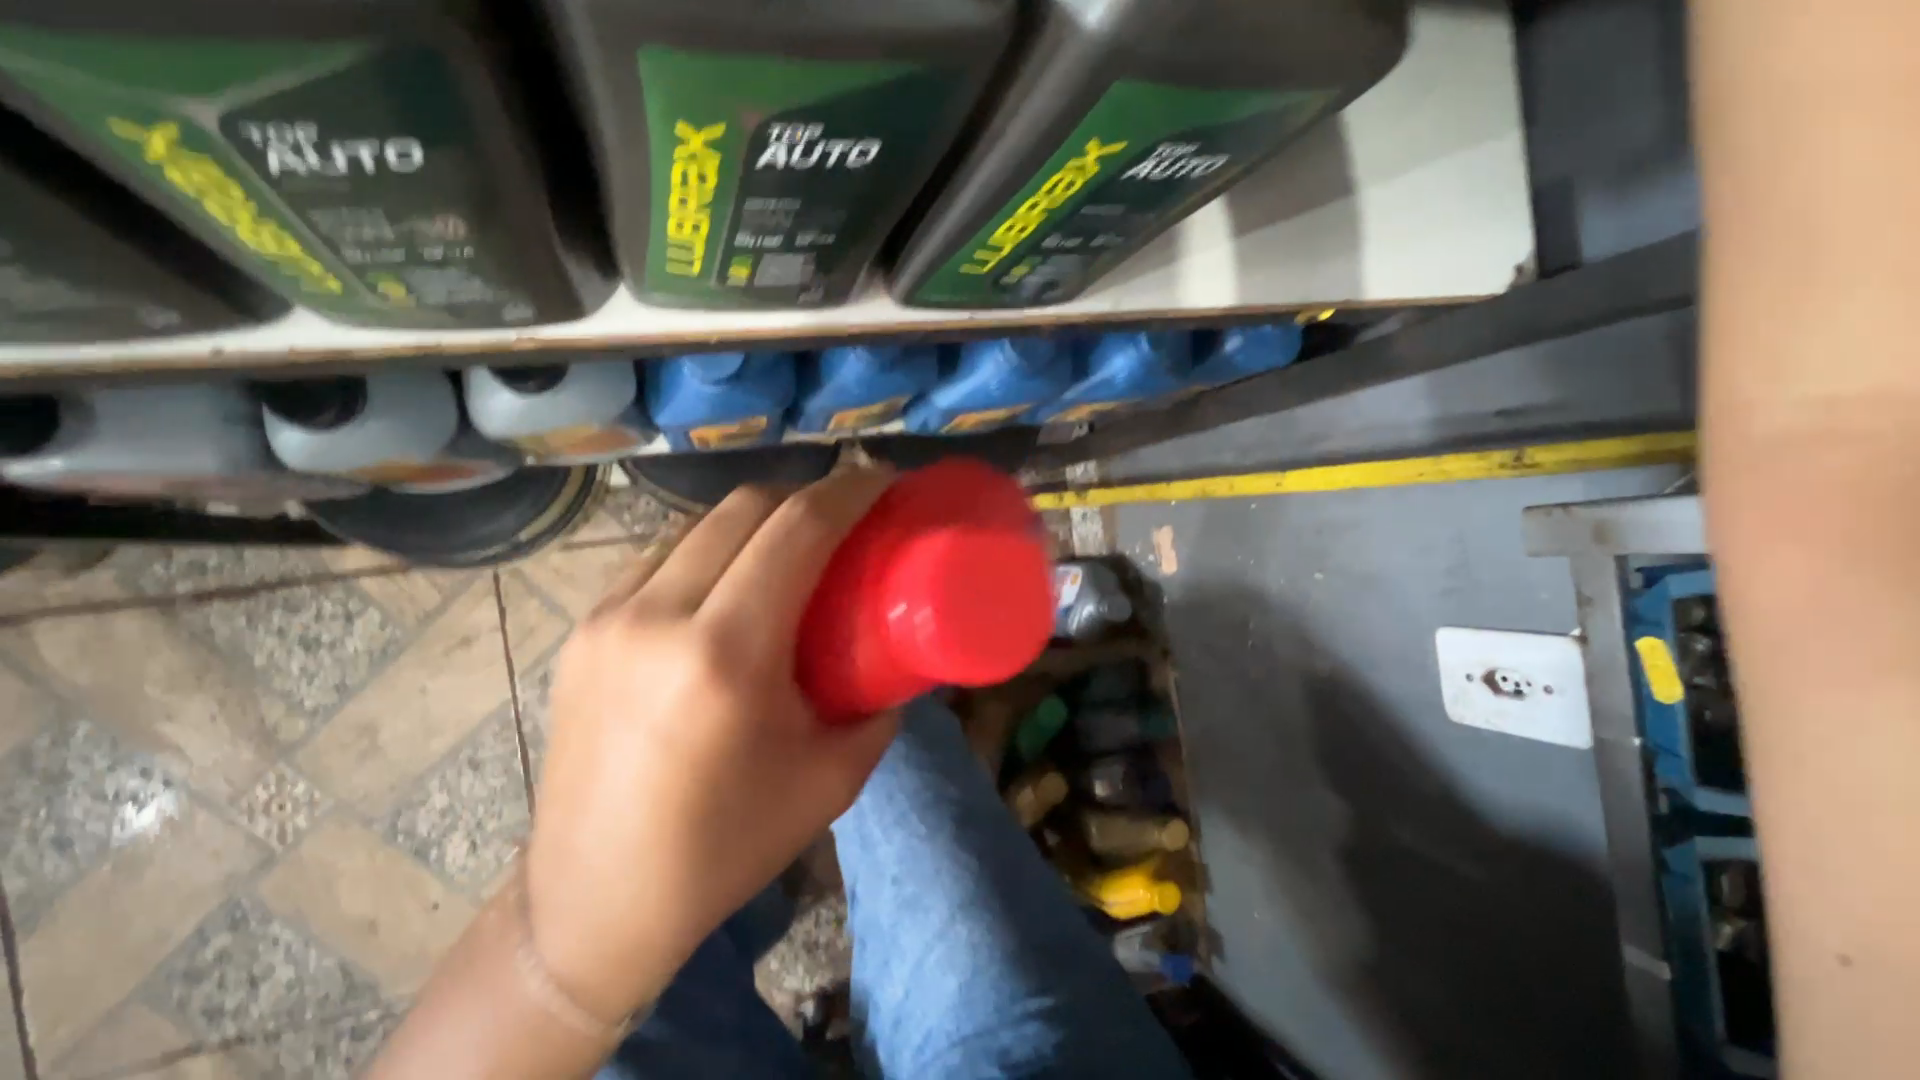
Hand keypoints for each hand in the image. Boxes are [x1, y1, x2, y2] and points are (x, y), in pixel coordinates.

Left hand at [524, 467, 902, 1018]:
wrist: (596, 899)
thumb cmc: (727, 845)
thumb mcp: (832, 777)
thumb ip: (878, 704)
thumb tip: (901, 653)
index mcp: (725, 653)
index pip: (797, 528)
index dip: (850, 490)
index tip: (886, 481)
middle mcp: (657, 615)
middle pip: (743, 507)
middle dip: (805, 494)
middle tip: (848, 515)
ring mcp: (607, 618)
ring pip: (694, 526)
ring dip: (753, 520)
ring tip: (791, 548)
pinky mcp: (581, 632)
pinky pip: (657, 561)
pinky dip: (706, 552)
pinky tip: (728, 586)